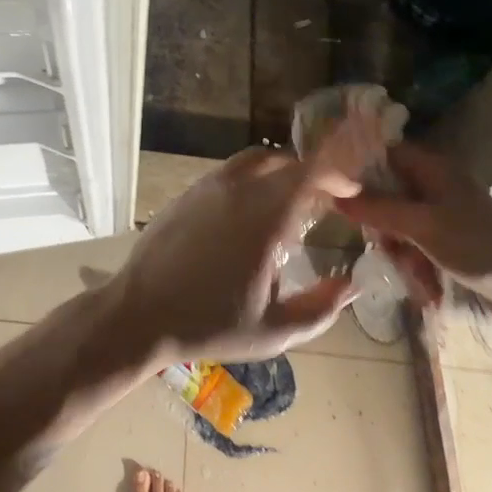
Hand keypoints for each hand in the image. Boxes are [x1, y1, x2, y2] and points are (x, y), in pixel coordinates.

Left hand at [108, 118, 377, 362]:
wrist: (139, 314)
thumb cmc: (209, 325)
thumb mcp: (275, 331)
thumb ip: (322, 308)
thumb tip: (353, 285)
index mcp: (263, 217)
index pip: (309, 173)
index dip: (337, 174)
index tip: (353, 190)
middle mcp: (236, 190)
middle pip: (285, 162)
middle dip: (312, 173)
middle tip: (328, 199)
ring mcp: (207, 187)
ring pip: (254, 161)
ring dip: (281, 172)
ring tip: (292, 203)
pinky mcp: (188, 193)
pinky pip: (230, 172)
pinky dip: (253, 179)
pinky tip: (253, 213)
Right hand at [333, 142, 491, 304]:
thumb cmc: (476, 245)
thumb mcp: (422, 226)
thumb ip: (378, 209)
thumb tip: (335, 196)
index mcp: (432, 167)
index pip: (383, 152)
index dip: (358, 168)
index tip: (338, 194)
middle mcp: (436, 181)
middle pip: (388, 191)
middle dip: (383, 225)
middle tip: (387, 250)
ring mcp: (444, 208)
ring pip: (401, 220)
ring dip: (402, 251)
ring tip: (417, 279)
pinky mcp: (451, 232)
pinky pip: (418, 239)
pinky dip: (418, 261)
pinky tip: (428, 288)